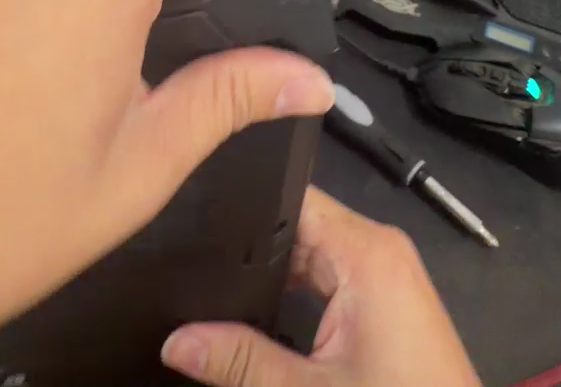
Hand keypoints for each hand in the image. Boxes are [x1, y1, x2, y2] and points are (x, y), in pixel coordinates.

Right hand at [161, 187, 481, 386]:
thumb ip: (239, 361)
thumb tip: (172, 340)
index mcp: (364, 250)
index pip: (291, 199)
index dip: (242, 203)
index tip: (191, 214)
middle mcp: (378, 245)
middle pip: (299, 222)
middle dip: (249, 243)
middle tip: (190, 255)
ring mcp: (386, 269)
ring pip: (312, 249)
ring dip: (273, 270)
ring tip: (211, 280)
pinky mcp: (387, 295)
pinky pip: (331, 271)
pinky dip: (299, 288)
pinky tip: (259, 307)